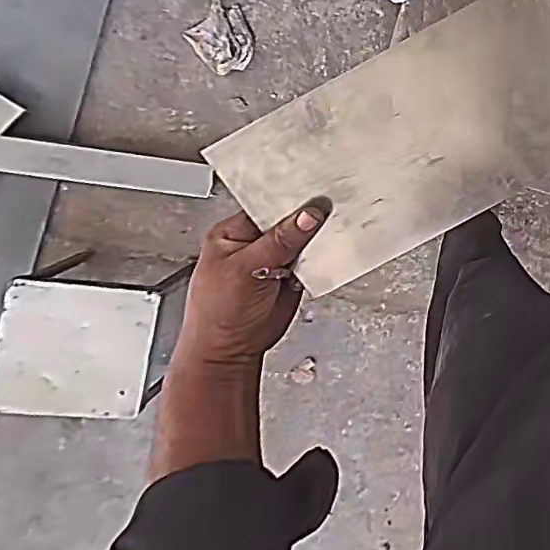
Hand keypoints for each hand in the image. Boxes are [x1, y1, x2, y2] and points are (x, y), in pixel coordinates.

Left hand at [175, 206, 326, 367]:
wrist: (229, 353)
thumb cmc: (218, 314)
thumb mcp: (246, 269)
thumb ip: (279, 241)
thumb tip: (307, 216)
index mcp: (234, 232)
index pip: (267, 205)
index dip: (290, 201)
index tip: (315, 196)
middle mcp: (255, 242)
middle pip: (288, 221)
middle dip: (307, 219)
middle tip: (328, 211)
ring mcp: (275, 259)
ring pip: (303, 241)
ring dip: (316, 239)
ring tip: (331, 231)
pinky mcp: (292, 276)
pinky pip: (312, 261)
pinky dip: (322, 259)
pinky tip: (327, 254)